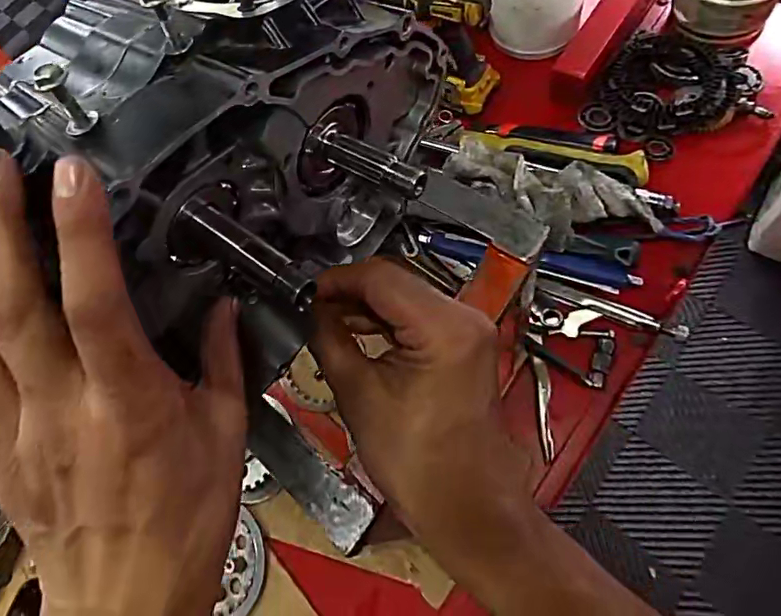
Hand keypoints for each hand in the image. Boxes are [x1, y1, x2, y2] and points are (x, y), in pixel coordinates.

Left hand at [0, 150, 246, 615]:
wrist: (123, 607)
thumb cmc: (188, 515)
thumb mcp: (228, 432)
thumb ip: (224, 359)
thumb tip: (224, 301)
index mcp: (127, 403)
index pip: (96, 306)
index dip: (81, 236)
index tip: (72, 176)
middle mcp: (57, 411)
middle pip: (13, 311)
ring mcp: (10, 434)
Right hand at [307, 259, 535, 555]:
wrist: (466, 503)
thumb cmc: (419, 464)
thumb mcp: (360, 395)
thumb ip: (331, 339)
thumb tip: (313, 309)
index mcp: (444, 327)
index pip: (381, 277)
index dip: (338, 279)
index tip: (309, 290)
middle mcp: (466, 316)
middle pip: (397, 280)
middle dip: (352, 290)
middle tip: (314, 305)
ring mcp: (470, 326)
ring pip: (408, 293)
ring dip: (369, 304)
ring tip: (329, 319)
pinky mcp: (467, 338)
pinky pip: (422, 312)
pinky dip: (390, 318)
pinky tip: (360, 330)